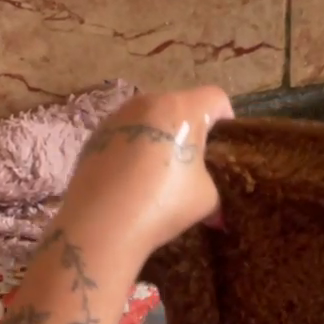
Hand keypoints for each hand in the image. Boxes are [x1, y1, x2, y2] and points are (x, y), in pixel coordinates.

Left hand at [59, 87, 233, 264]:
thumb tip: (217, 215)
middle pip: (181, 104)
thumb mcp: (205, 200)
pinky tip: (133, 178)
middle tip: (194, 163)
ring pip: (151, 117)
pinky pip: (127, 132)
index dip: (226, 119)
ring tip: (160, 171)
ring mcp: (118, 116)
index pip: (215, 98)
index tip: (224, 146)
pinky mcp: (96, 134)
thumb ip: (214, 190)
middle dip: (191, 129)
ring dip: (162, 136)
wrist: (101, 225)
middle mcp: (148, 102)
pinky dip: (136, 147)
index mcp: (181, 109)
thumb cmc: (162, 204)